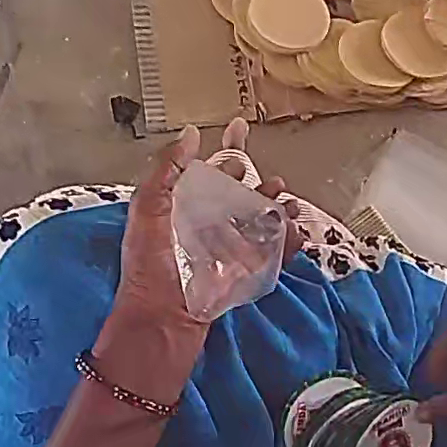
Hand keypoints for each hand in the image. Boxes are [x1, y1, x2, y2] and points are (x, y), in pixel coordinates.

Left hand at [99, 122, 297, 401]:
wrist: (163, 317)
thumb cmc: (152, 262)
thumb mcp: (149, 209)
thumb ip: (166, 170)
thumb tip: (192, 134)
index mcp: (188, 207)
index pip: (212, 173)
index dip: (228, 152)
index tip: (240, 129)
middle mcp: (212, 226)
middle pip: (244, 198)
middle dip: (262, 186)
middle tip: (276, 181)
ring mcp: (231, 250)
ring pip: (263, 223)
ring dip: (280, 211)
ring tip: (291, 203)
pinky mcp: (247, 273)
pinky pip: (273, 253)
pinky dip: (289, 241)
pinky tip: (297, 231)